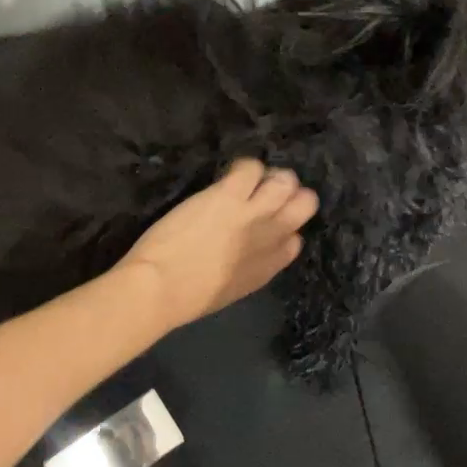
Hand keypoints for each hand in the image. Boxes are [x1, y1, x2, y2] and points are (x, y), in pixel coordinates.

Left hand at [118, 159, 318, 329]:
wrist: (161, 288)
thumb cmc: (186, 299)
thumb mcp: (229, 292)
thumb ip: (246, 271)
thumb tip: (245, 256)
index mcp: (267, 268)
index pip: (294, 240)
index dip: (282, 229)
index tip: (264, 226)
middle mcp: (269, 237)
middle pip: (305, 204)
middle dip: (288, 197)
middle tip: (263, 195)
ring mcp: (252, 213)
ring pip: (284, 181)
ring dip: (269, 178)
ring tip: (246, 183)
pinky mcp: (229, 194)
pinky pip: (251, 167)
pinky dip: (242, 167)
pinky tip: (226, 178)